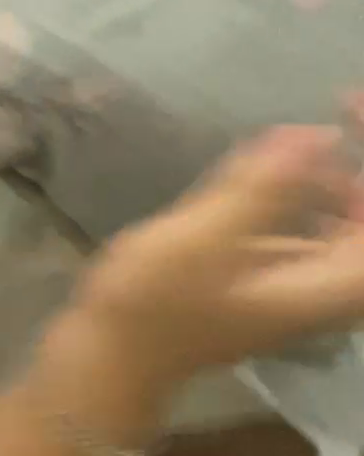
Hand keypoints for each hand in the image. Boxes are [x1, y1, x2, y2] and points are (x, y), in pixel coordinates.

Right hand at [64, 117, 363, 387]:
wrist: (114, 354)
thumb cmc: (154, 300)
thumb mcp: (199, 239)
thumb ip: (258, 189)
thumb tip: (313, 133)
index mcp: (346, 279)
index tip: (344, 101)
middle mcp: (346, 285)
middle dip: (354, 165)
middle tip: (335, 108)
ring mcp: (314, 287)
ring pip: (352, 223)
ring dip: (336, 178)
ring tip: (291, 143)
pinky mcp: (280, 283)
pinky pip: (323, 232)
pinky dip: (310, 199)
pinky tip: (264, 182)